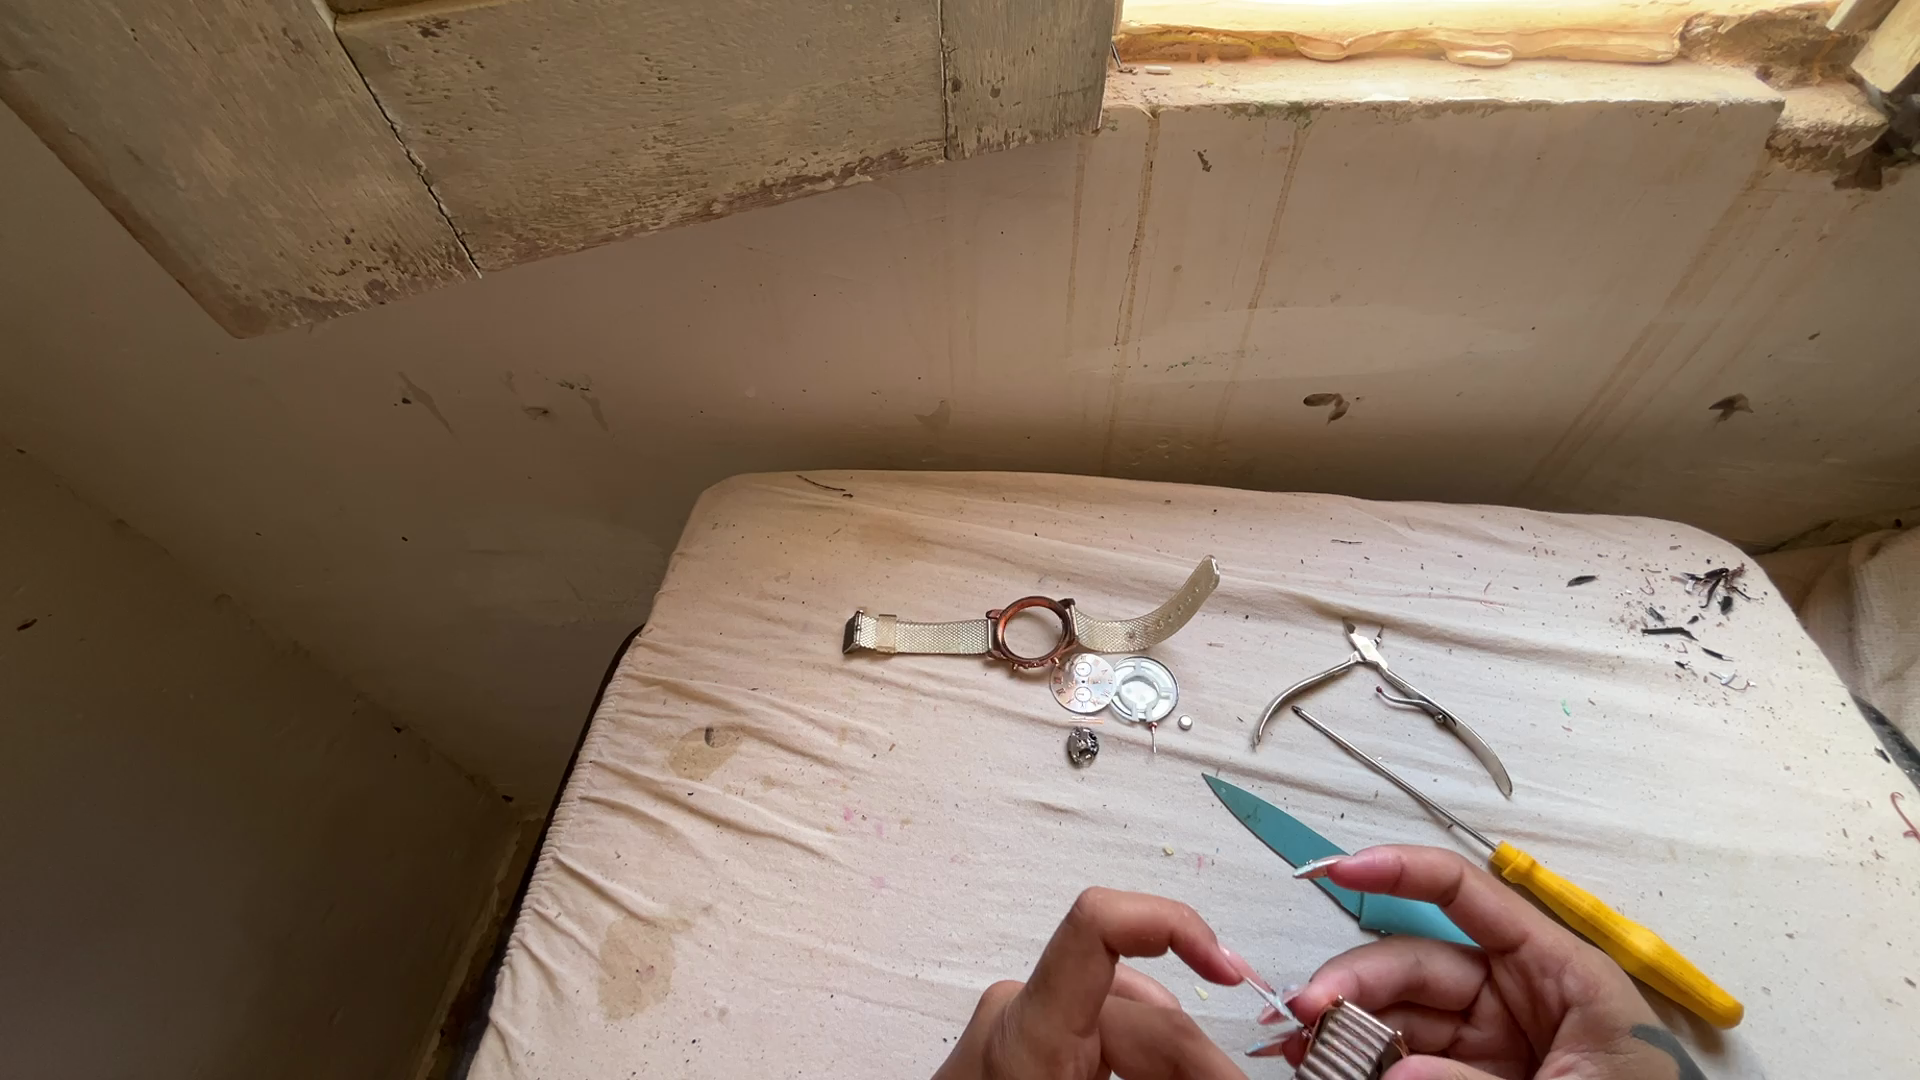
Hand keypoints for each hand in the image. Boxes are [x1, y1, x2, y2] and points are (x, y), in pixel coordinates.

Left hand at [931, 887, 1251, 1079]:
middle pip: (1146, 1011)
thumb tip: (1225, 1075)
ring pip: (1136, 1027)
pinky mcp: (1028, 1039)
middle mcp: (1023, 1009)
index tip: (1229, 973)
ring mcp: (1023, 1023)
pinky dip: (1146, 1070)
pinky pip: (1107, 1038)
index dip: (1171, 923)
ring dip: (1179, 1070)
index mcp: (1027, 1034)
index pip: (1097, 925)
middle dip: (1203, 1063)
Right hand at [1275, 845, 1704, 1079]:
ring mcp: (1487, 1036)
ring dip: (1346, 1025)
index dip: (1398, 869)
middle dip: (1354, 983)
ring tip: (1303, 1049)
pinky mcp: (1470, 1073)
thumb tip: (1389, 1073)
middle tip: (1306, 1011)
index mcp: (1553, 968)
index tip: (1339, 871)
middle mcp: (1510, 989)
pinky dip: (1363, 1059)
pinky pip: (1406, 1054)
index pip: (1462, 891)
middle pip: (1411, 963)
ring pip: (1397, 1012)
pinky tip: (1326, 1064)